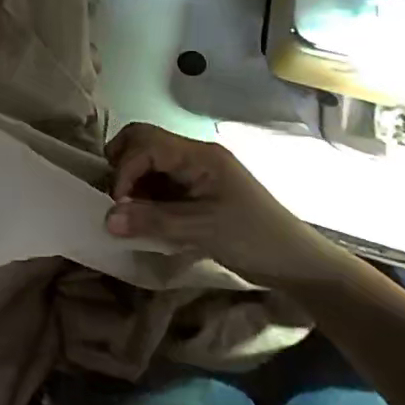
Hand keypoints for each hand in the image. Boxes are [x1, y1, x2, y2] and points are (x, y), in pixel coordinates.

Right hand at [103, 123, 352, 288]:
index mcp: (199, 155)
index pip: (146, 144)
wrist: (298, 264)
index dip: (125, 170)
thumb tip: (107, 218)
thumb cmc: (255, 240)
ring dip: (132, 180)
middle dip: (122, 164)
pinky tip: (145, 217)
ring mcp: (195, 170)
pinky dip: (144, 194)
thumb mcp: (203, 231)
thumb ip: (154, 221)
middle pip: (143, 140)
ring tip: (130, 212)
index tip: (118, 204)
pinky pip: (158, 180)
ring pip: (148, 159)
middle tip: (118, 198)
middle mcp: (194, 154)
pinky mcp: (195, 188)